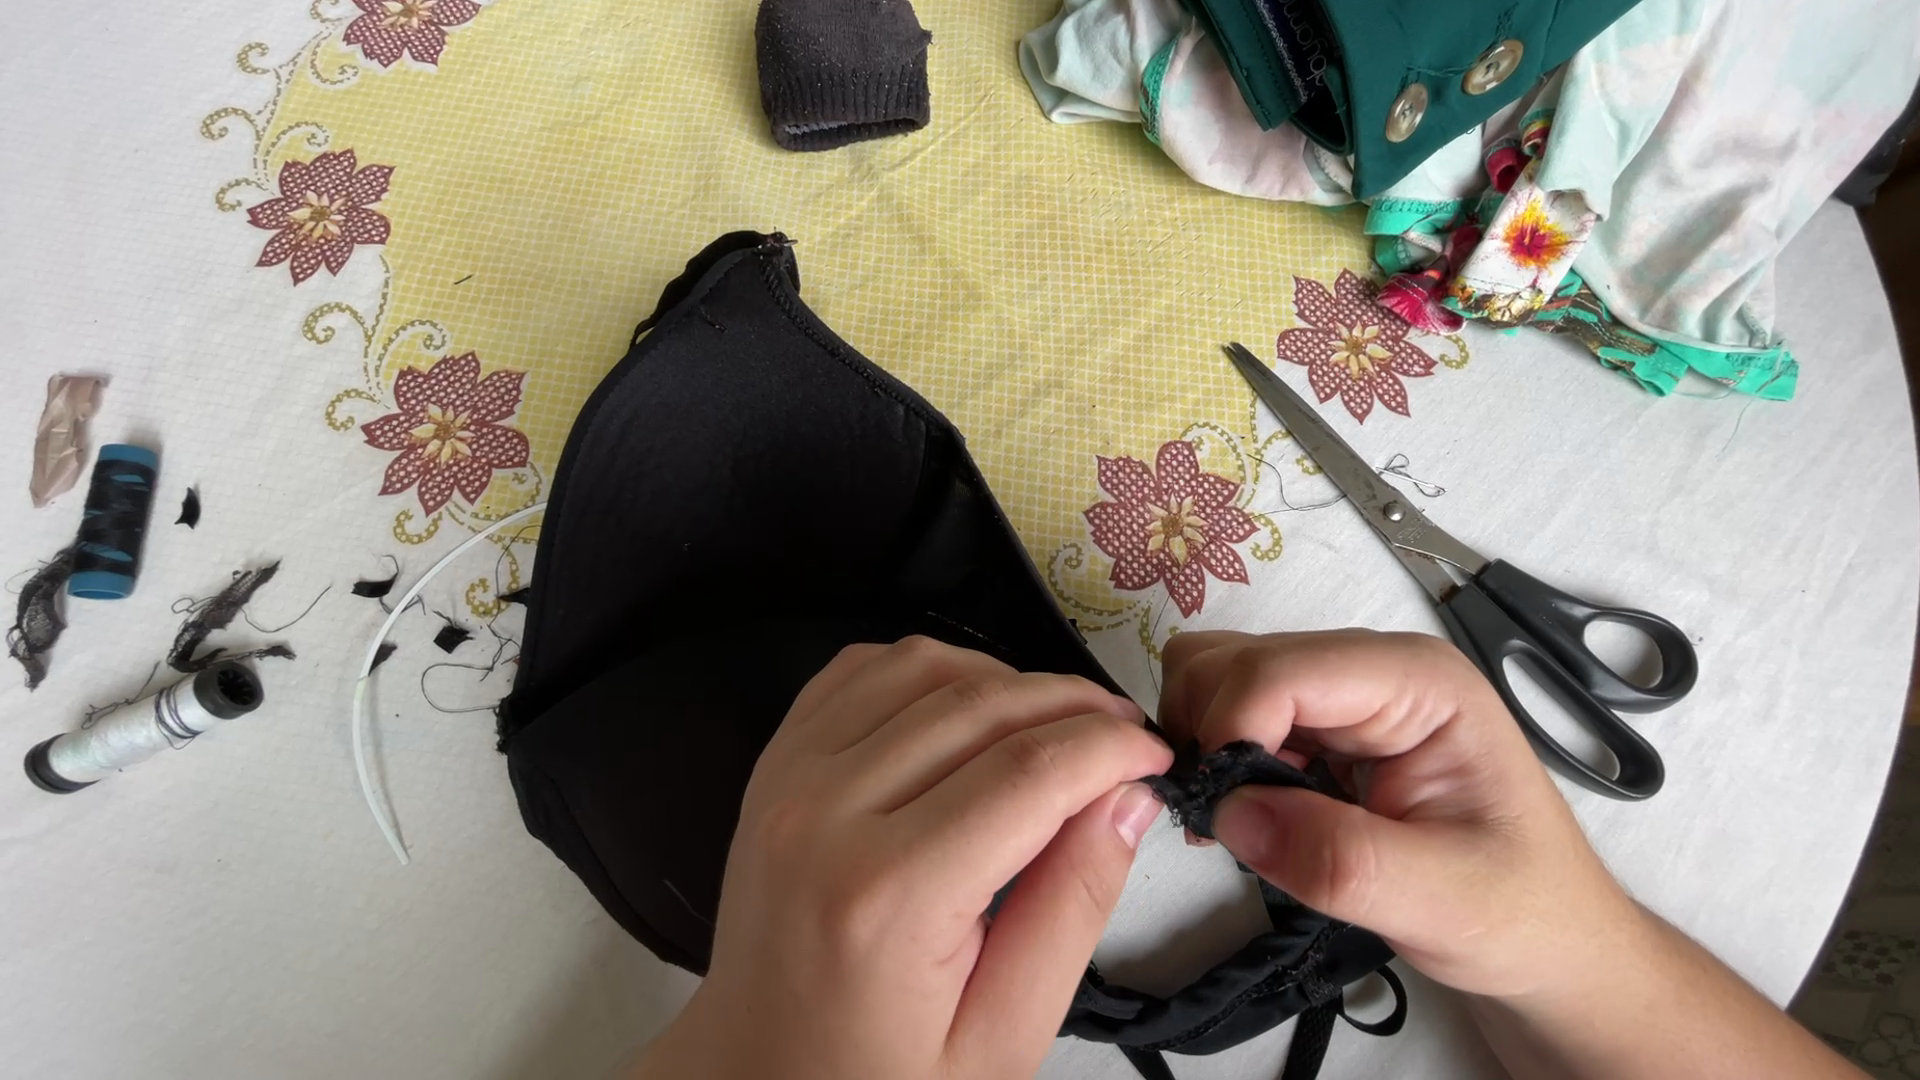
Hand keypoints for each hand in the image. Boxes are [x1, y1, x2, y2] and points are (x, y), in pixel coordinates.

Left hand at [634, 637, 1171, 1079]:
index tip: (1153, 754)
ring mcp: (788, 773)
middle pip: (979, 705)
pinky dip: (929, 667)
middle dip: (1072, 703)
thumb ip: (1074, 903)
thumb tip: (1128, 795)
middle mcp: (824, 811)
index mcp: (886, 894)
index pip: (1028, 774)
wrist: (753, 1073)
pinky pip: (861, 668)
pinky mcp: (775, 758)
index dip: (1109, 748)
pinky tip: (965, 703)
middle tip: (1120, 731)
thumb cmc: (881, 1077)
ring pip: (922, 666)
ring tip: (1050, 720)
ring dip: (1005, 676)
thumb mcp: (1004, 1032)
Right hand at [1157, 629, 1644, 998]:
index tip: (1223, 812)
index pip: (1279, 671)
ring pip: (1213, 672)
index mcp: (1413, 679)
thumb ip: (1340, 859)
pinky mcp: (1307, 714)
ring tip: (1233, 811)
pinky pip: (1221, 704)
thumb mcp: (1447, 902)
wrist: (1543, 935)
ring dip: (1200, 739)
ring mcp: (1331, 685)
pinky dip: (1208, 750)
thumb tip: (1226, 812)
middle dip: (1206, 734)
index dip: (1231, 730)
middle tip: (1220, 816)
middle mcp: (1363, 663)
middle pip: (1231, 660)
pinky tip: (1242, 805)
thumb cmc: (1519, 912)